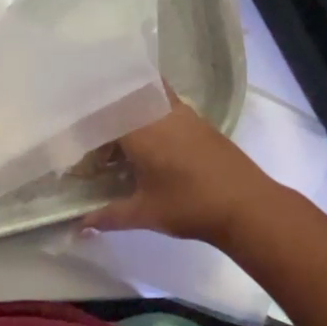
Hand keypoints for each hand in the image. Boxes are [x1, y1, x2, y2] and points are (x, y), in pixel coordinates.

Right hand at [82, 89, 279, 248]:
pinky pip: (166, 107)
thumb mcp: (143, 214)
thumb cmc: (189, 207)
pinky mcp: (200, 123)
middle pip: (124, 98)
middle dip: (106, 118)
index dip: (86, 132)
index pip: (103, 116)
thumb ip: (107, 216)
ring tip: (122, 148)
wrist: (246, 206)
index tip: (80, 152)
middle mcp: (161, 113)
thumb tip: (80, 226)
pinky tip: (150, 148)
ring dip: (130, 116)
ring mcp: (184, 114)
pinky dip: (150, 119)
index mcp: (142, 130)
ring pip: (147, 99)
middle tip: (98, 146)